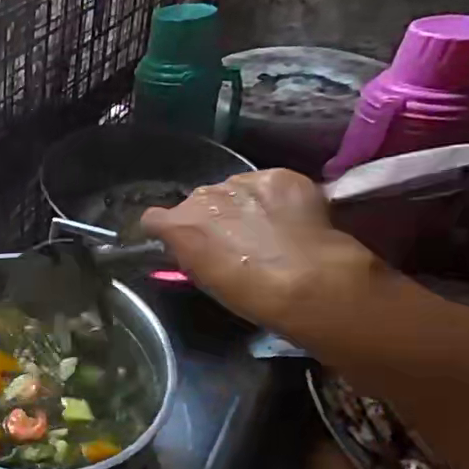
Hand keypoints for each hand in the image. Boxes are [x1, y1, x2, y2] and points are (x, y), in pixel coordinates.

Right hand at [139, 168, 385, 333]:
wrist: (313, 283)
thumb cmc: (249, 292)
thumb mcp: (200, 277)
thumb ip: (186, 251)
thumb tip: (188, 243)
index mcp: (174, 223)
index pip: (155, 219)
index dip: (170, 231)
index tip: (186, 243)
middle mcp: (199, 195)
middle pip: (197, 202)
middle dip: (211, 216)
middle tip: (234, 239)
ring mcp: (238, 182)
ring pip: (231, 191)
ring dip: (241, 205)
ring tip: (267, 227)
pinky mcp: (278, 176)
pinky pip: (266, 184)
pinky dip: (274, 198)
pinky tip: (289, 216)